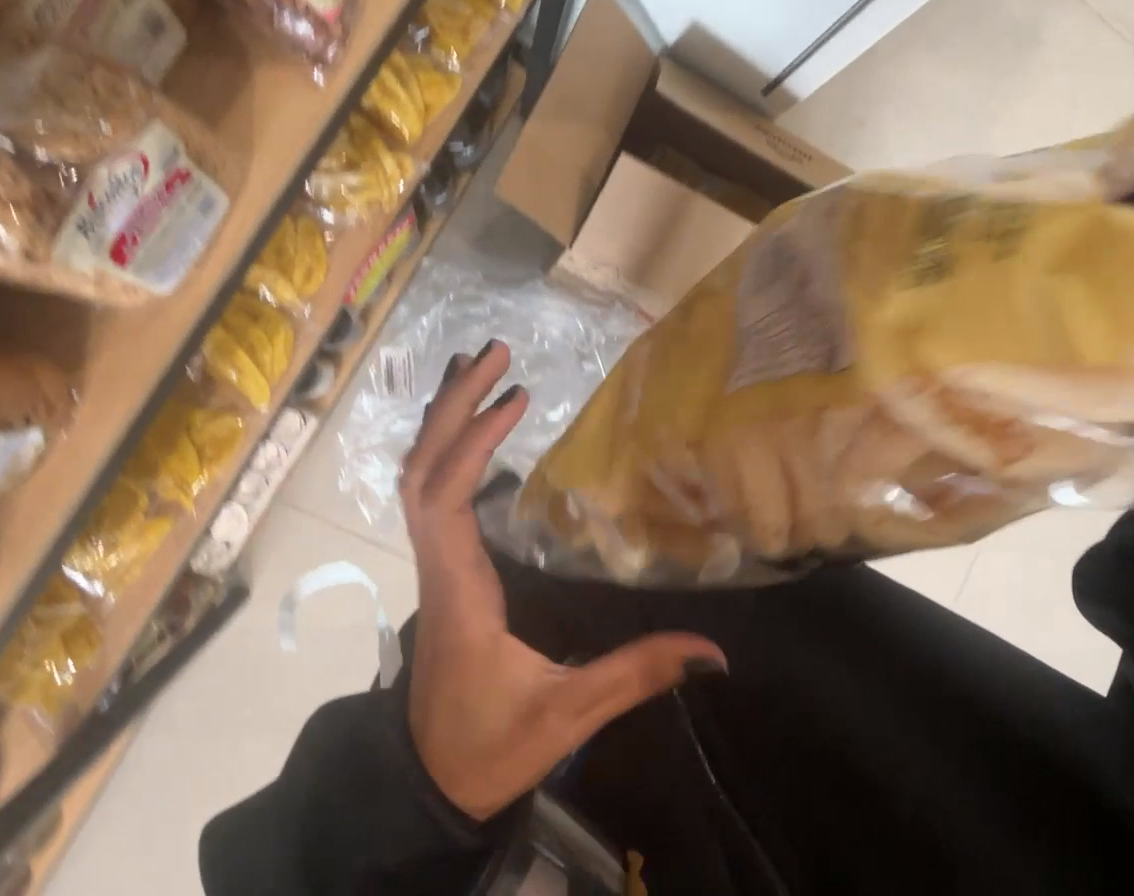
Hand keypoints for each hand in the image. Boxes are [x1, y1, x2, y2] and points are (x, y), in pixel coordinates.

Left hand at [399, 340, 726, 820]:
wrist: (429, 781)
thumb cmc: (490, 745)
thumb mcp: (568, 714)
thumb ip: (638, 676)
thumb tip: (715, 652)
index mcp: (460, 590)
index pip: (443, 499)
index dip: (470, 441)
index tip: (516, 396)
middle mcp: (438, 567)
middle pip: (421, 469)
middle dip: (452, 406)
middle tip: (494, 352)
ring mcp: (435, 567)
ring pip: (417, 478)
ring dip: (443, 420)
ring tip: (479, 368)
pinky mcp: (443, 571)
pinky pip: (430, 496)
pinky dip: (446, 450)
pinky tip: (473, 428)